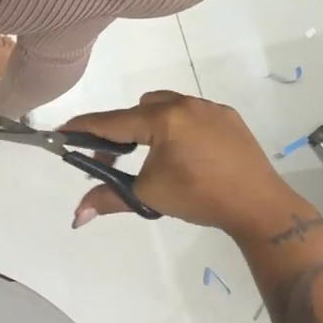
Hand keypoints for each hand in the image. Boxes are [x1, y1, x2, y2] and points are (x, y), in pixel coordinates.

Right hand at [61, 91, 309, 233]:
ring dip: (149, 125)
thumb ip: (109, 198)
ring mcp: (209, 108)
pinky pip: (191, 113)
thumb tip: (76, 217)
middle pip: (136, 109)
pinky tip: (183, 154)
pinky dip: (177, 127)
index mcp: (162, 119)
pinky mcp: (228, 117)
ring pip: (165, 106)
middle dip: (120, 131)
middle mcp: (184, 104)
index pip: (111, 121)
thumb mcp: (149, 195)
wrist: (259, 206)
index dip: (84, 127)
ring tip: (151, 156)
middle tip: (114, 159)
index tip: (62, 130)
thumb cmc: (200, 197)